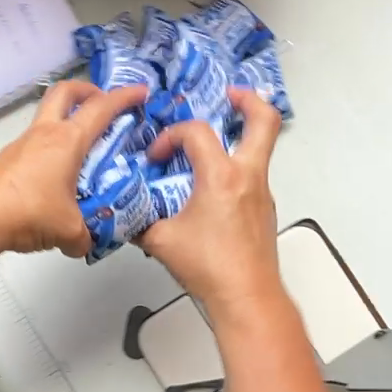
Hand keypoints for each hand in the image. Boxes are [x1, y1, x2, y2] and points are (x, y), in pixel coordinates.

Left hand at [0, 80, 145, 256]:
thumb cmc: (28, 213)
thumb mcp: (68, 231)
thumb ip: (84, 237)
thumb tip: (84, 244)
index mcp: (68, 141)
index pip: (101, 108)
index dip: (124, 97)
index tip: (141, 93)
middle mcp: (44, 134)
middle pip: (65, 92)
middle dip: (87, 91)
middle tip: (102, 105)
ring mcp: (21, 145)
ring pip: (46, 118)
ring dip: (65, 122)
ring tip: (81, 149)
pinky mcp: (5, 162)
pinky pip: (33, 146)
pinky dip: (49, 151)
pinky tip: (55, 178)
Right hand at [137, 88, 283, 318]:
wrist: (246, 296)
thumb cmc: (208, 267)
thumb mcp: (161, 241)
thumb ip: (142, 222)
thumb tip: (128, 217)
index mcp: (221, 177)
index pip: (197, 133)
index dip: (172, 136)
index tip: (158, 157)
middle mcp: (248, 177)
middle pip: (264, 121)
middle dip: (248, 101)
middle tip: (229, 96)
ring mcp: (261, 193)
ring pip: (259, 149)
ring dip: (238, 139)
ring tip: (211, 147)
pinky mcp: (263, 212)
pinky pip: (251, 177)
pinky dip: (233, 172)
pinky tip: (210, 192)